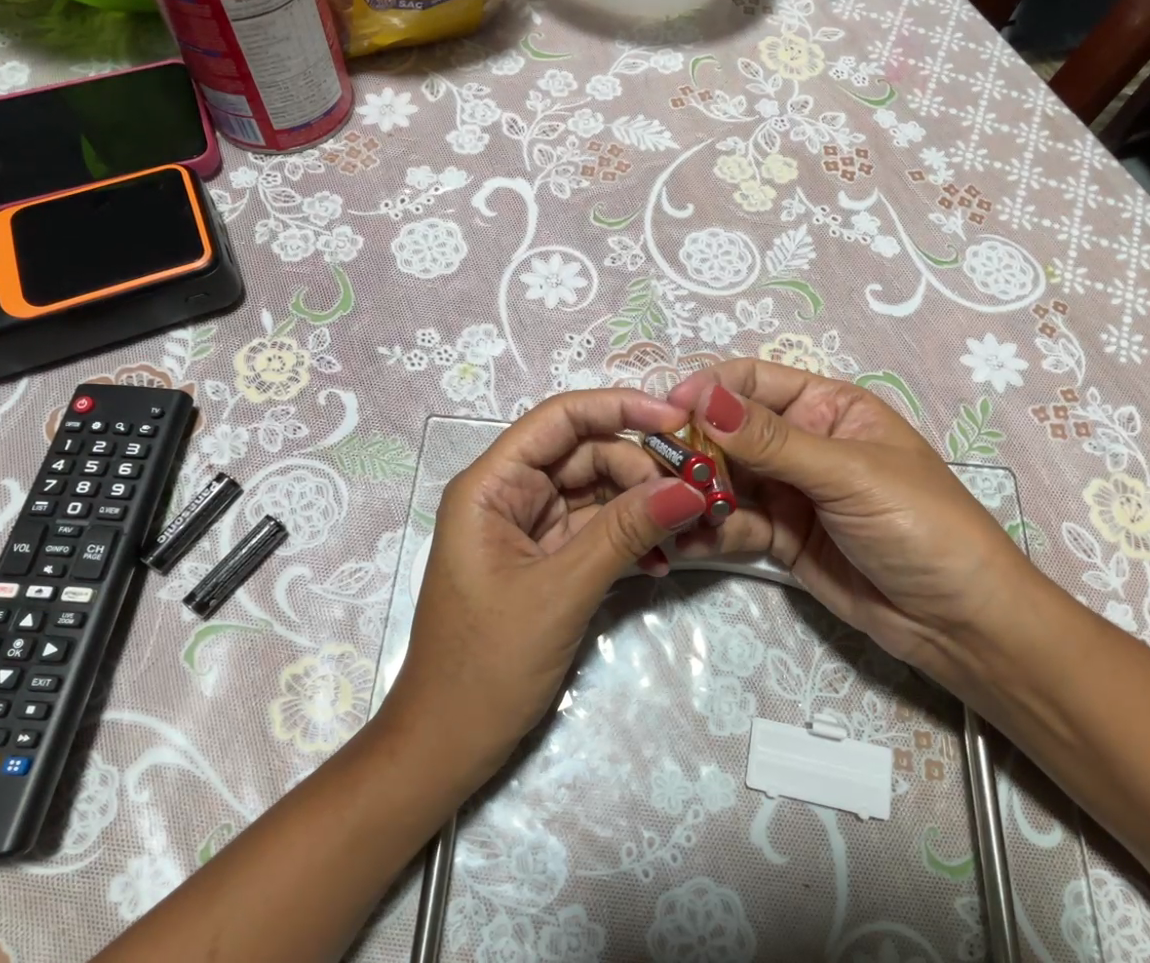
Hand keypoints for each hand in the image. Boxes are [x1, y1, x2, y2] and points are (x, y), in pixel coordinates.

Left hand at [382, 389, 708, 776]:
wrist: (449, 741)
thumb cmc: (488, 663)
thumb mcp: (560, 590)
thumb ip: (624, 532)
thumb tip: (691, 487)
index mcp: (490, 486)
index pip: (559, 420)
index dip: (619, 408)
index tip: (680, 421)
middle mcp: (508, 497)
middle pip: (585, 455)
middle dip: (642, 470)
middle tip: (700, 496)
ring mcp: (528, 531)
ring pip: (596, 494)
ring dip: (642, 508)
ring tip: (688, 533)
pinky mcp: (545, 563)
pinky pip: (596, 532)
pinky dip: (629, 540)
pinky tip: (660, 561)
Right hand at [666, 359, 1042, 666]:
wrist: (956, 620)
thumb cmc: (920, 525)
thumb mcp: (848, 475)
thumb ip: (773, 442)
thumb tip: (705, 401)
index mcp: (828, 408)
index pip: (754, 382)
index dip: (709, 391)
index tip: (666, 415)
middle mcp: (802, 444)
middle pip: (729, 432)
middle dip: (692, 448)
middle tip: (655, 473)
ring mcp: (789, 493)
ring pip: (724, 479)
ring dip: (694, 492)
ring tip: (666, 511)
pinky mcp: (779, 537)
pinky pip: (732, 524)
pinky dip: (708, 530)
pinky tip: (686, 543)